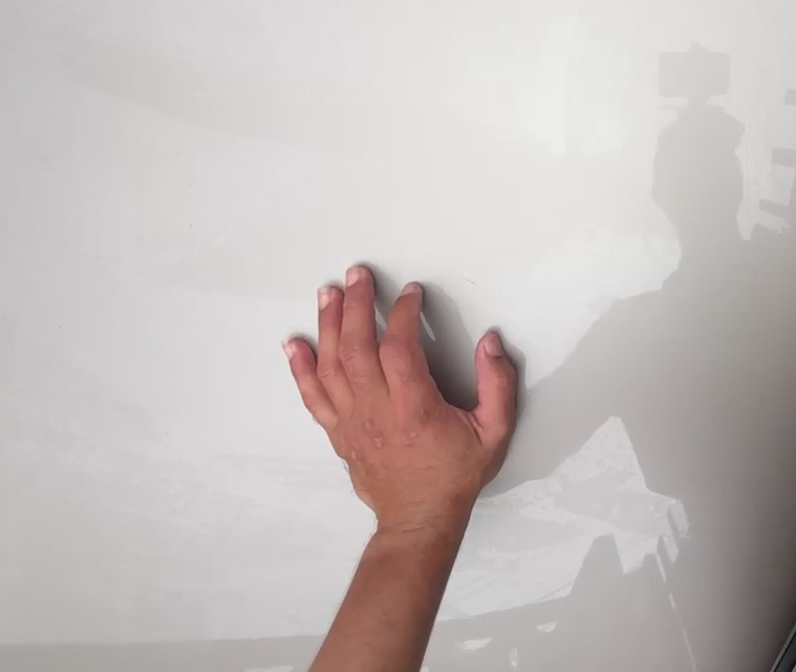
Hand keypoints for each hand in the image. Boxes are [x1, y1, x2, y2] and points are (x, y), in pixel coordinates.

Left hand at [283, 265, 517, 537]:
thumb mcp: (497, 429)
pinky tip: (296, 344)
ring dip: (328, 326)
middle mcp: (375, 412)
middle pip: (356, 350)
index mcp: (414, 408)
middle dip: (356, 307)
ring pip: (331, 367)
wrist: (419, 520)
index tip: (412, 292)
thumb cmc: (459, 472)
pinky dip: (301, 369)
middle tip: (358, 275)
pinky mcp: (339, 433)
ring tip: (329, 293)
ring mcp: (352, 422)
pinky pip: (314, 396)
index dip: (404, 316)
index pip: (399, 350)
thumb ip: (499, 383)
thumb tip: (490, 342)